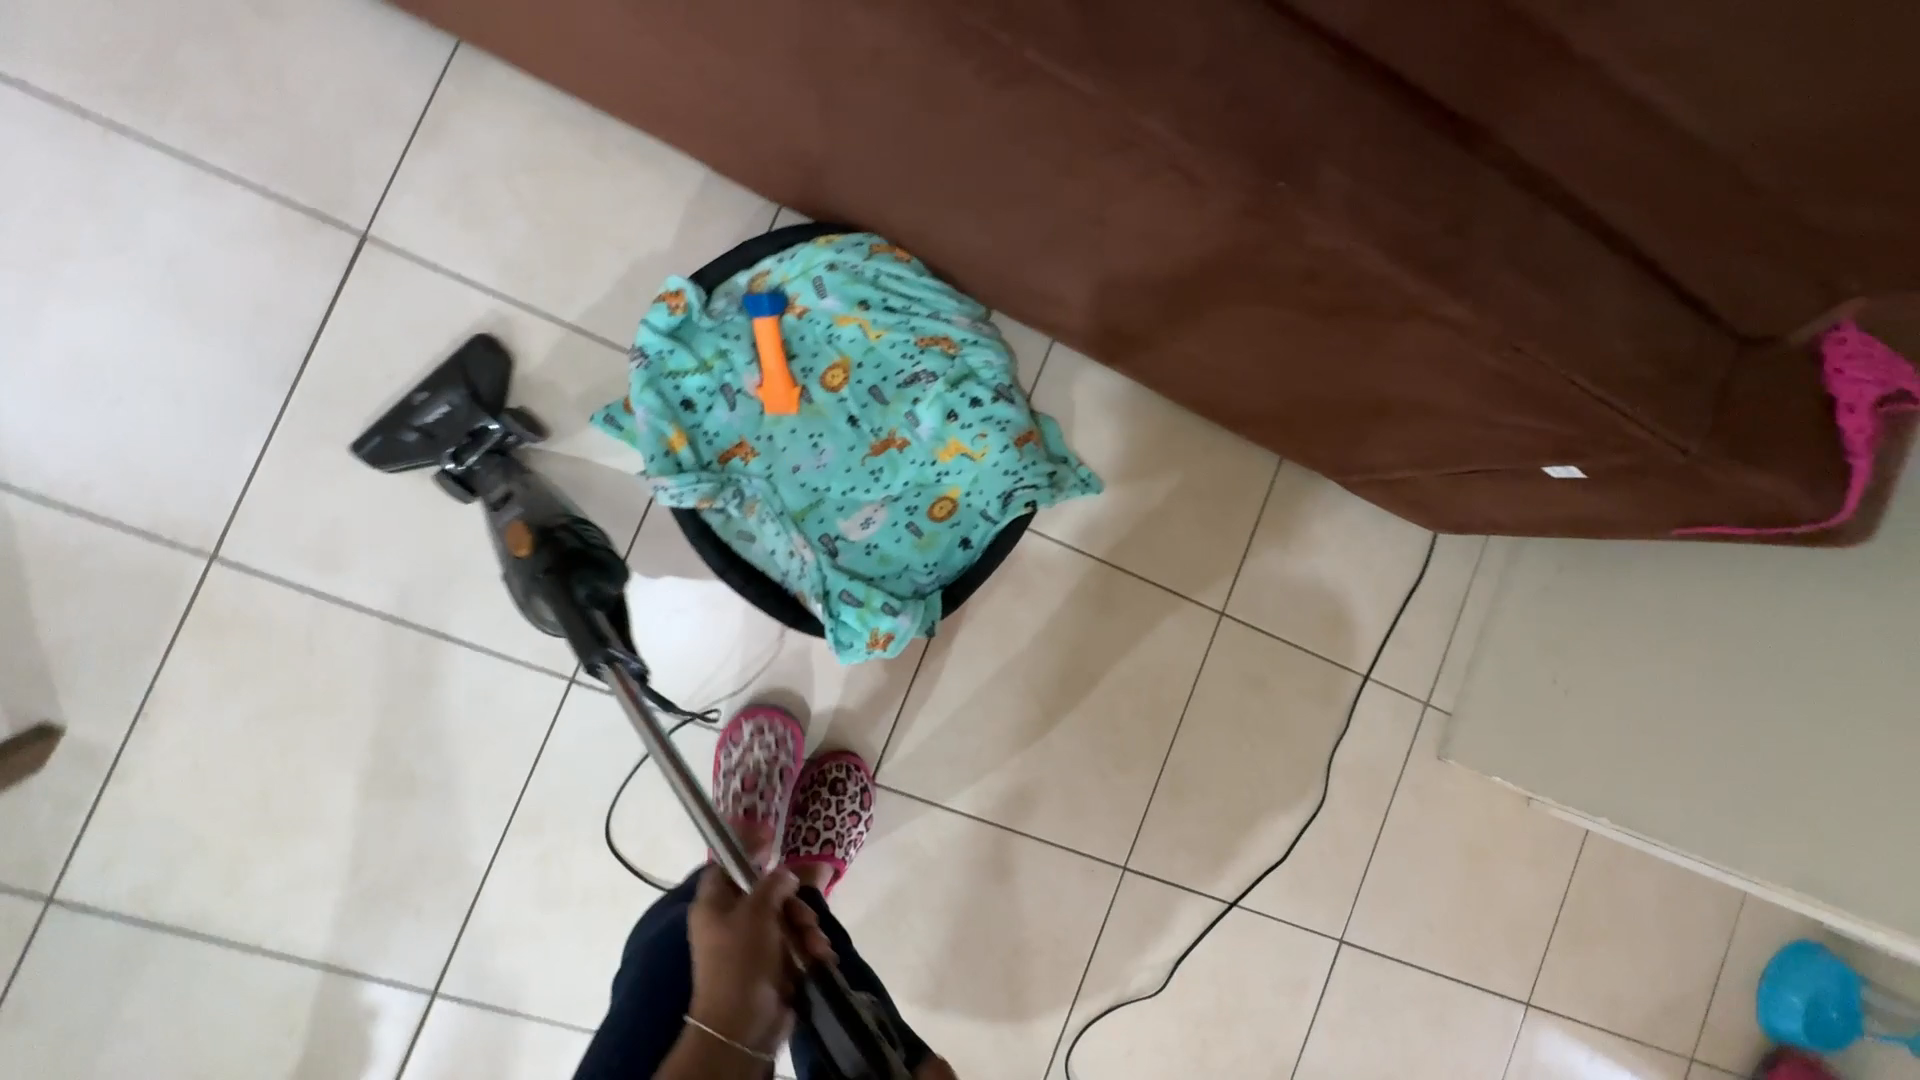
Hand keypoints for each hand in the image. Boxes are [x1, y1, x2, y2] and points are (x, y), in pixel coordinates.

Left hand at [686, 864, 834, 1055]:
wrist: (743, 1025)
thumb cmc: (740, 960)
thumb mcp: (756, 911)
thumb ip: (774, 883)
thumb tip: (787, 874)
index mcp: (715, 904)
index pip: (726, 864)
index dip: (746, 848)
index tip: (772, 836)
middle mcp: (732, 920)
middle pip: (767, 891)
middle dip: (793, 901)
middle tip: (803, 913)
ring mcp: (753, 942)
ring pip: (787, 916)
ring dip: (805, 927)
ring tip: (813, 944)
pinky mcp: (773, 963)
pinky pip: (796, 941)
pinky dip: (809, 946)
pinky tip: (819, 956)